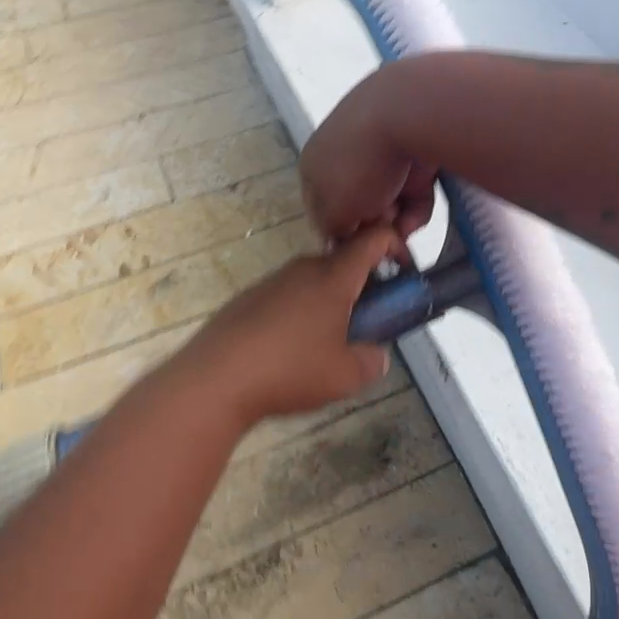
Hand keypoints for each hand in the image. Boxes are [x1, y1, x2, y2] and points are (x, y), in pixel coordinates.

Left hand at [181, 226, 395, 422]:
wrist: (214, 379)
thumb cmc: (289, 370)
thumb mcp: (346, 376)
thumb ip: (372, 360)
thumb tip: (375, 354)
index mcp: (333, 276)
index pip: (374, 238)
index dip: (397, 247)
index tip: (405, 274)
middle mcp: (303, 269)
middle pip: (343, 263)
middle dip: (364, 286)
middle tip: (370, 323)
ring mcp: (272, 282)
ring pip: (314, 282)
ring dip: (331, 303)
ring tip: (328, 347)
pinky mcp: (248, 300)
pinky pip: (288, 298)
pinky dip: (301, 314)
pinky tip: (290, 353)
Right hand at [300, 65, 438, 243]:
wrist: (406, 112)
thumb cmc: (359, 166)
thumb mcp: (335, 210)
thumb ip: (333, 229)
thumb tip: (340, 236)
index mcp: (313, 164)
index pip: (322, 209)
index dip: (342, 233)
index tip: (360, 250)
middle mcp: (342, 153)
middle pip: (359, 203)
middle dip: (374, 225)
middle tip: (387, 240)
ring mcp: (379, 146)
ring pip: (389, 197)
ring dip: (398, 219)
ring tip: (407, 227)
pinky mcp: (413, 145)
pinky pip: (413, 184)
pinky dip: (417, 202)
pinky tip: (420, 214)